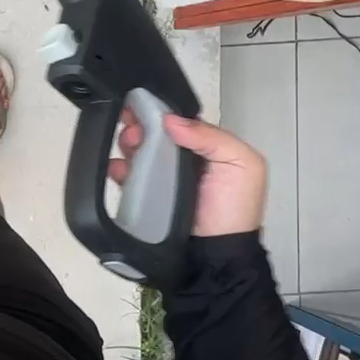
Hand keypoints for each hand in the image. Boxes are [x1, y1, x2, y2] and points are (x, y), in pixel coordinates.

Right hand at [110, 113, 267, 236]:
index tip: (142, 107)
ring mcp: (161, 177)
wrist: (213, 252)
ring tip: (127, 147)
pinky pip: (126, 175)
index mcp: (205, 147)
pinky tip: (118, 168)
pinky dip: (118, 168)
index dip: (160, 112)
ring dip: (127, 143)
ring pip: (137, 150)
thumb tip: (169, 120)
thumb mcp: (242, 164)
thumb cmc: (233, 206)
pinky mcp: (144, 194)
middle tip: (132, 130)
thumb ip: (211, 137)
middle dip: (138, 125)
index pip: (178, 122)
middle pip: (153, 133)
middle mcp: (181, 159)